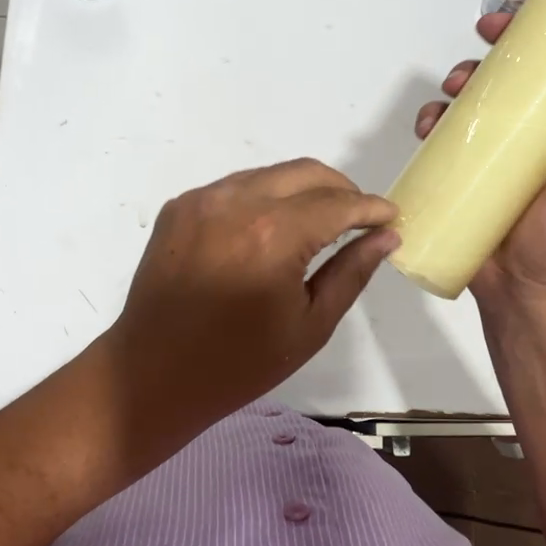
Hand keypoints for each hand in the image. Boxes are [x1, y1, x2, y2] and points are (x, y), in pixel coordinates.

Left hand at [104, 159, 397, 422]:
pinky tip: (269, 230)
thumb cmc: (239, 363)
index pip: (336, 204)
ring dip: (302, 190)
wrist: (154, 373)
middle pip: (305, 173)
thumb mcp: (310, 325)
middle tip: (361, 218)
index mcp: (272, 235)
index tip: (391, 218)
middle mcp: (235, 202)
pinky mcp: (179, 207)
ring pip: (268, 175)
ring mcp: (201, 200)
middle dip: (341, 189)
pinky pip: (234, 187)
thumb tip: (386, 237)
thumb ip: (351, 272)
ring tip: (318, 223)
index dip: (370, 208)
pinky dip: (262, 198)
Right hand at [415, 12, 545, 312]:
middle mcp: (536, 136)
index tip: (519, 21)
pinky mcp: (464, 176)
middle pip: (512, 81)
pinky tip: (428, 127)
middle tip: (475, 54)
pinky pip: (446, 140)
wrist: (526, 301)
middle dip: (490, 58)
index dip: (542, 39)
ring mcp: (497, 156)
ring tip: (448, 97)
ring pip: (475, 105)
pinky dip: (433, 125)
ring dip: (458, 87)